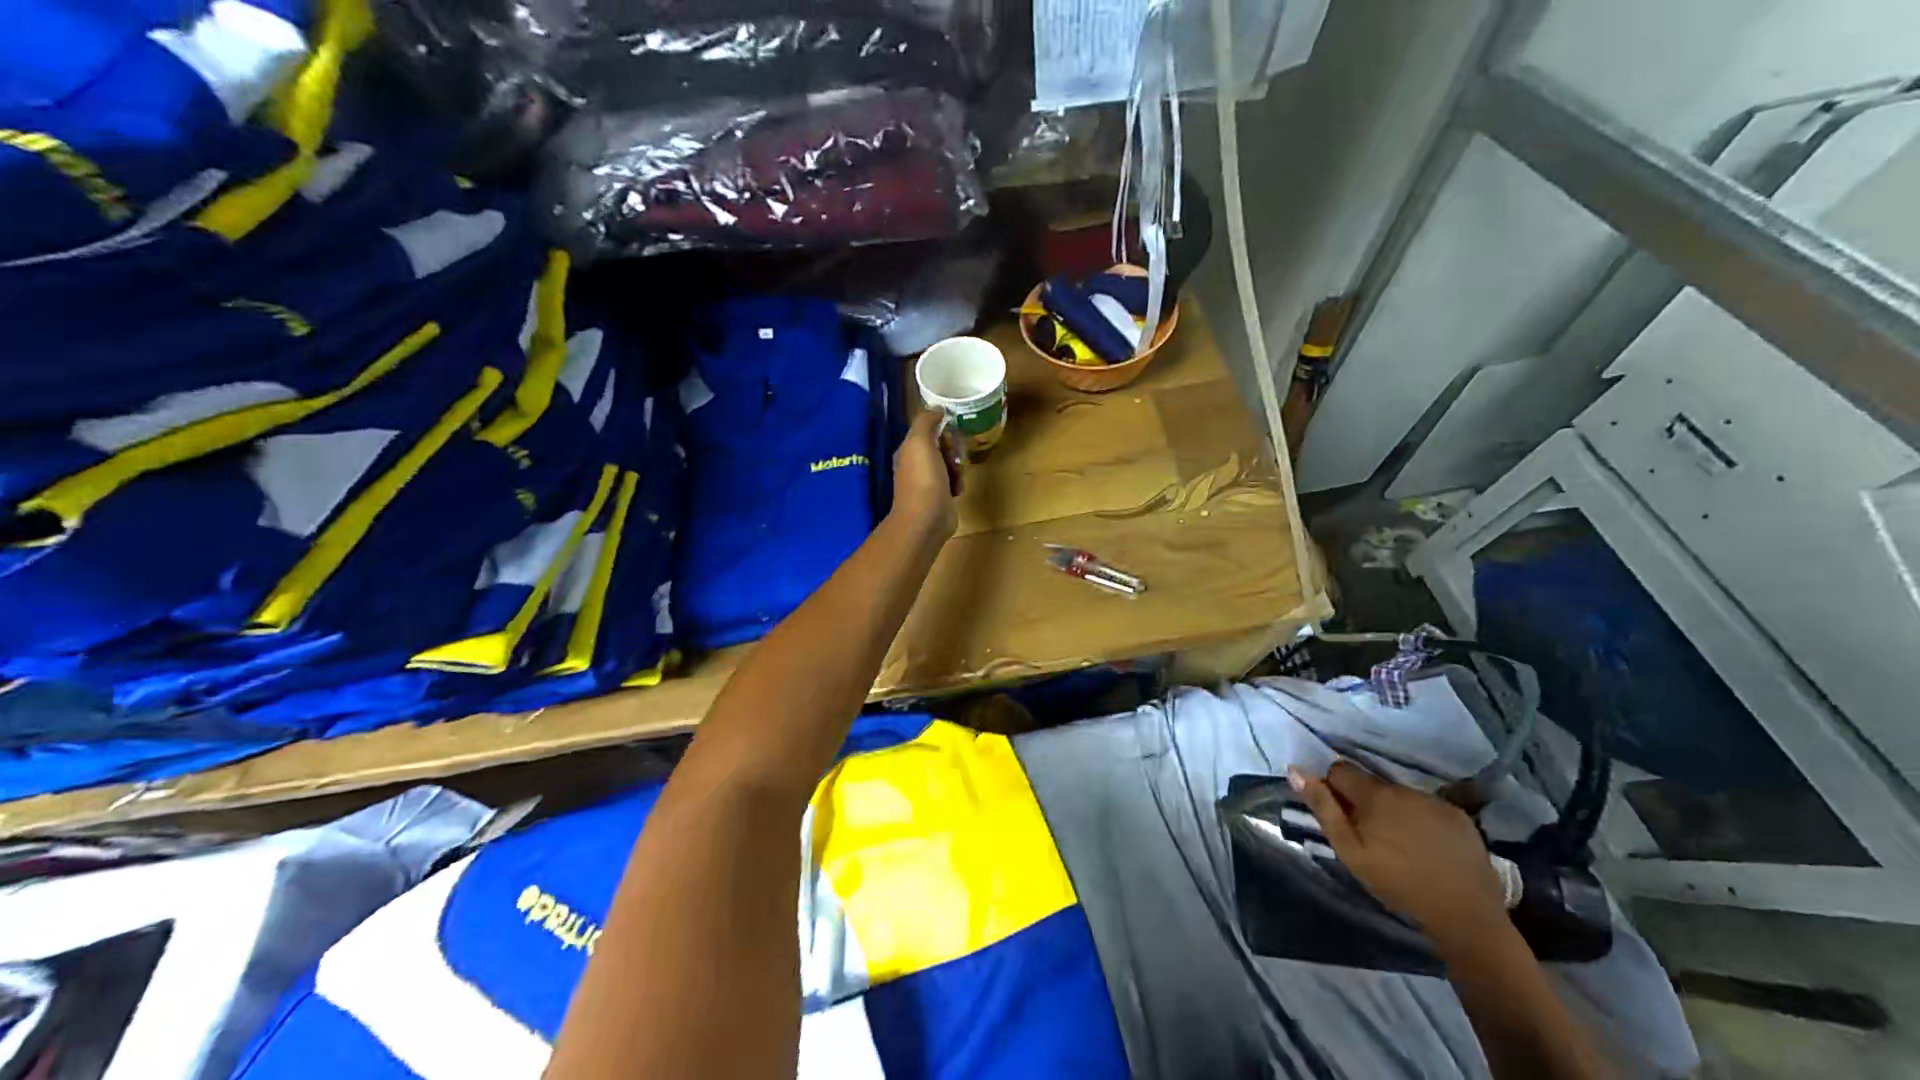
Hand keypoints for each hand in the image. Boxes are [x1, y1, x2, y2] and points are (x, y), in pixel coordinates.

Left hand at [890, 410, 961, 543]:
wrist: (927, 518)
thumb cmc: (924, 478)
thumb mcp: (920, 441)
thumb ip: (926, 421)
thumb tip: (937, 408)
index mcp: (908, 450)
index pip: (927, 430)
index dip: (942, 430)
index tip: (950, 436)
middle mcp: (915, 464)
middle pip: (941, 446)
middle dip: (952, 450)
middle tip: (954, 458)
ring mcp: (928, 482)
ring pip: (950, 464)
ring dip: (957, 467)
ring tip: (956, 477)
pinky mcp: (940, 496)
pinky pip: (953, 481)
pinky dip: (958, 483)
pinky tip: (957, 490)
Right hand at [1290, 761, 1507, 944]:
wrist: (1464, 913)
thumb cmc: (1397, 882)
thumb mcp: (1349, 850)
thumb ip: (1323, 807)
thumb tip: (1296, 770)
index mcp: (1374, 794)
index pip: (1340, 769)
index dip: (1332, 788)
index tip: (1339, 815)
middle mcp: (1404, 789)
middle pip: (1371, 783)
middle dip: (1362, 801)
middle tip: (1367, 835)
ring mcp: (1435, 801)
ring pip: (1399, 795)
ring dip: (1391, 810)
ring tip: (1398, 843)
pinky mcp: (1459, 816)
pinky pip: (1426, 808)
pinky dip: (1419, 819)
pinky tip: (1424, 846)